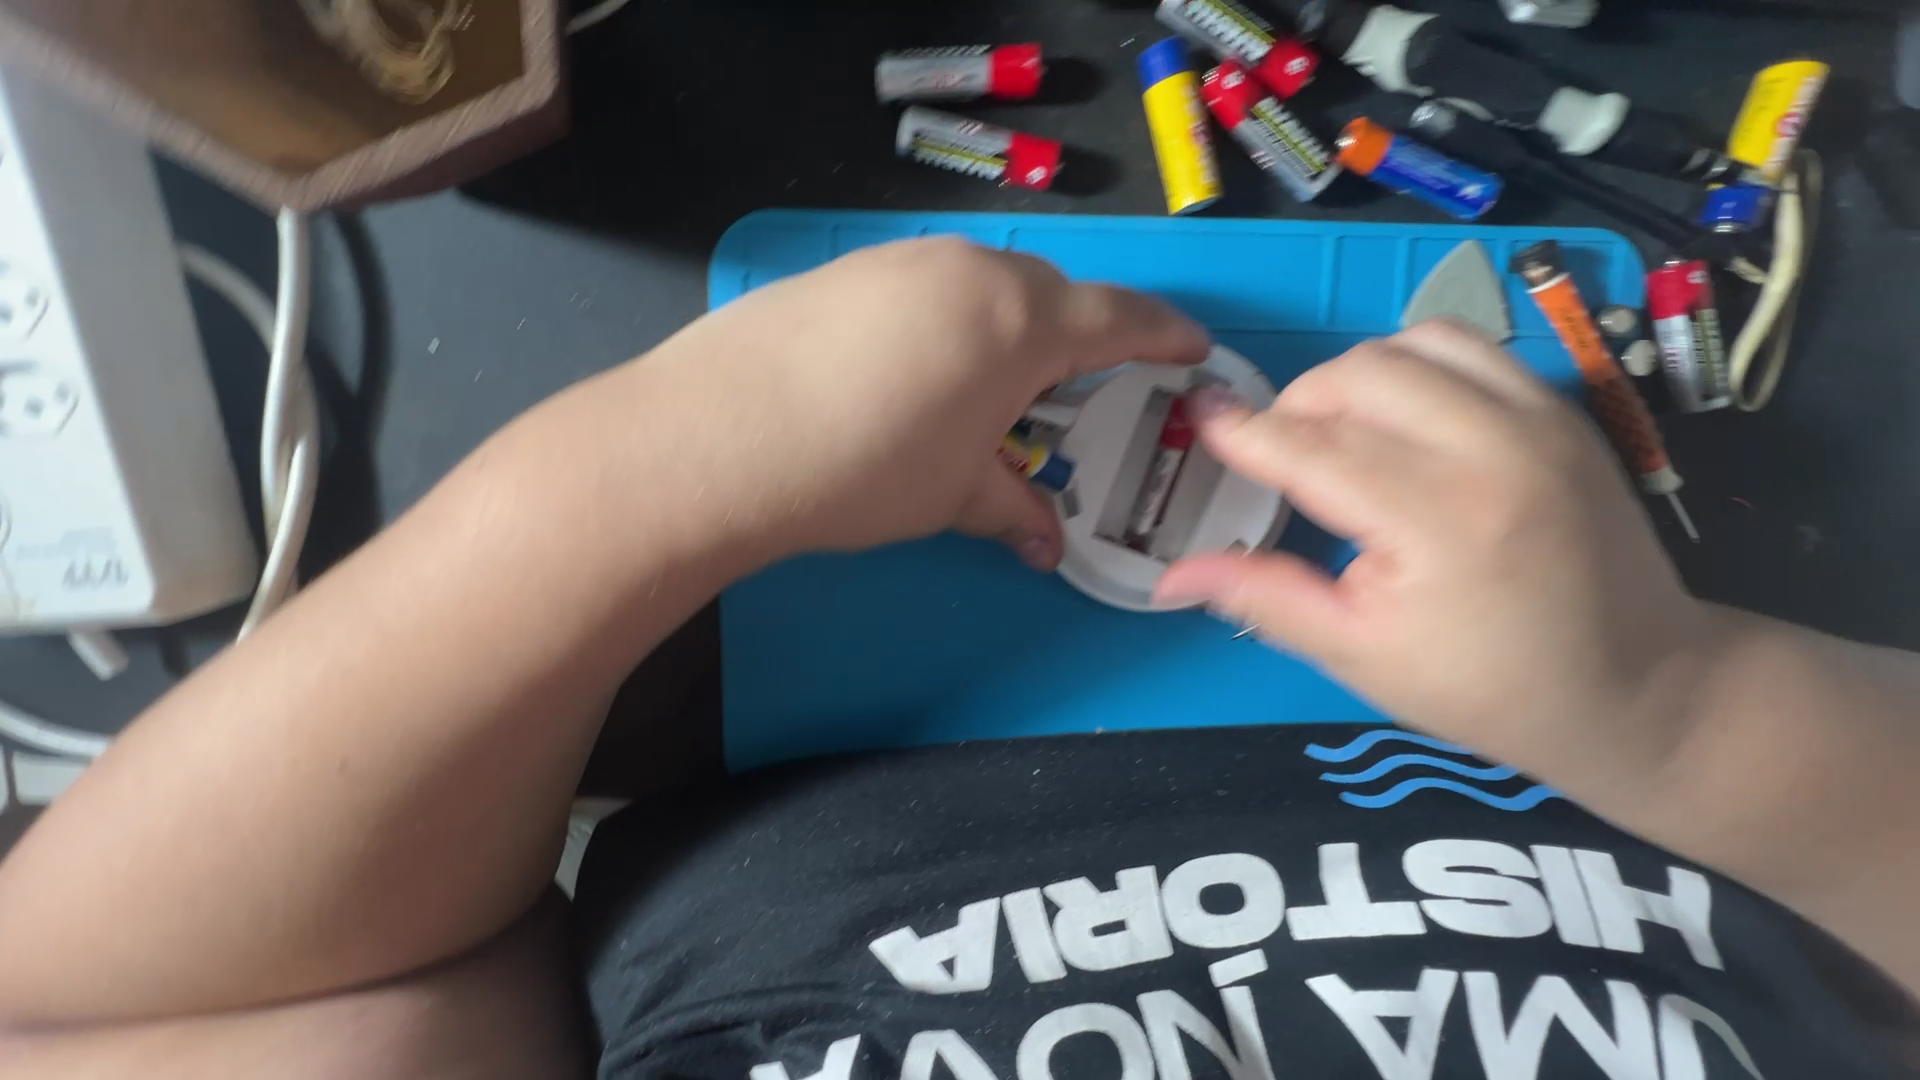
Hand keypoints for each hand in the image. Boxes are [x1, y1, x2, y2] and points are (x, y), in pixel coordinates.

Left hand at [646, 237, 1208, 568]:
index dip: (1163, 335)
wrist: (718, 439)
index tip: (1190, 349)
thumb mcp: (953, 495)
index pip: (1119, 319)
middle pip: (1051, 296)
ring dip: (1004, 330)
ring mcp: (902, 262)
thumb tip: (1047, 547)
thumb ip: (1011, 510)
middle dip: (1076, 338)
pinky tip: (908, 374)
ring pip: (984, 287)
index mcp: (1022, 321)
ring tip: (985, 389)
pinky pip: (924, 289)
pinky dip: (943, 324)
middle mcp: (971, 272)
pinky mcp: (845, 270)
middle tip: (1073, 392)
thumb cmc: (865, 471)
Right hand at [1154, 320, 1719, 790]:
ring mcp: (1539, 418)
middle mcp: (1493, 448)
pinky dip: (1410, 367)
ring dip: (1350, 377)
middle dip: (1292, 403)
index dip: (1243, 431)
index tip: (1198, 416)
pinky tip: (1397, 421)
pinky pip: (1465, 348)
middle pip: (1356, 376)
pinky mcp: (1561, 409)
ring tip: (1335, 432)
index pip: (1312, 448)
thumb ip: (1261, 598)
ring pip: (1410, 343)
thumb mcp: (1357, 654)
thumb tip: (1169, 577)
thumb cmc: (1485, 687)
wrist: (1642, 686)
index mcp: (1438, 521)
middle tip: (1275, 453)